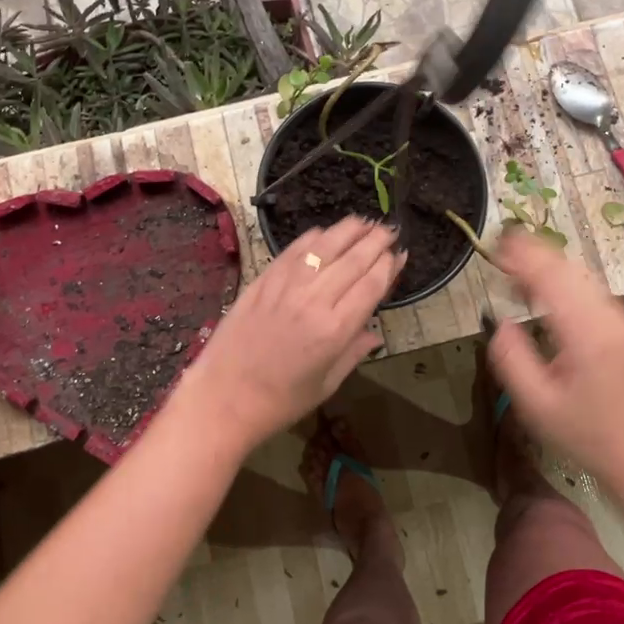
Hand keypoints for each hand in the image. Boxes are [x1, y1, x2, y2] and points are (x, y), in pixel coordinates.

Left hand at [176, 218, 401, 452]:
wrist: (223, 397)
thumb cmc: (279, 402)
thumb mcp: (326, 385)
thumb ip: (353, 353)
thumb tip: (375, 333)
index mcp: (335, 330)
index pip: (372, 284)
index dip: (389, 265)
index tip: (400, 254)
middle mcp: (314, 300)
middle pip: (353, 260)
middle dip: (375, 242)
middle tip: (390, 230)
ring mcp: (287, 285)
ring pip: (325, 247)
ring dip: (348, 231)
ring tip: (364, 222)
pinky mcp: (265, 279)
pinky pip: (294, 250)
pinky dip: (313, 237)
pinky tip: (325, 232)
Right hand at [487, 231, 623, 478]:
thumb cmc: (587, 436)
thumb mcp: (537, 405)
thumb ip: (511, 359)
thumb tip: (500, 322)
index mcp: (586, 332)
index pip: (550, 276)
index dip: (522, 256)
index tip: (496, 246)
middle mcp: (609, 316)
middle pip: (567, 268)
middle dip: (533, 253)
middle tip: (501, 251)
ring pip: (582, 277)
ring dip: (550, 267)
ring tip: (518, 272)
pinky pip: (593, 291)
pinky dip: (566, 282)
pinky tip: (548, 294)